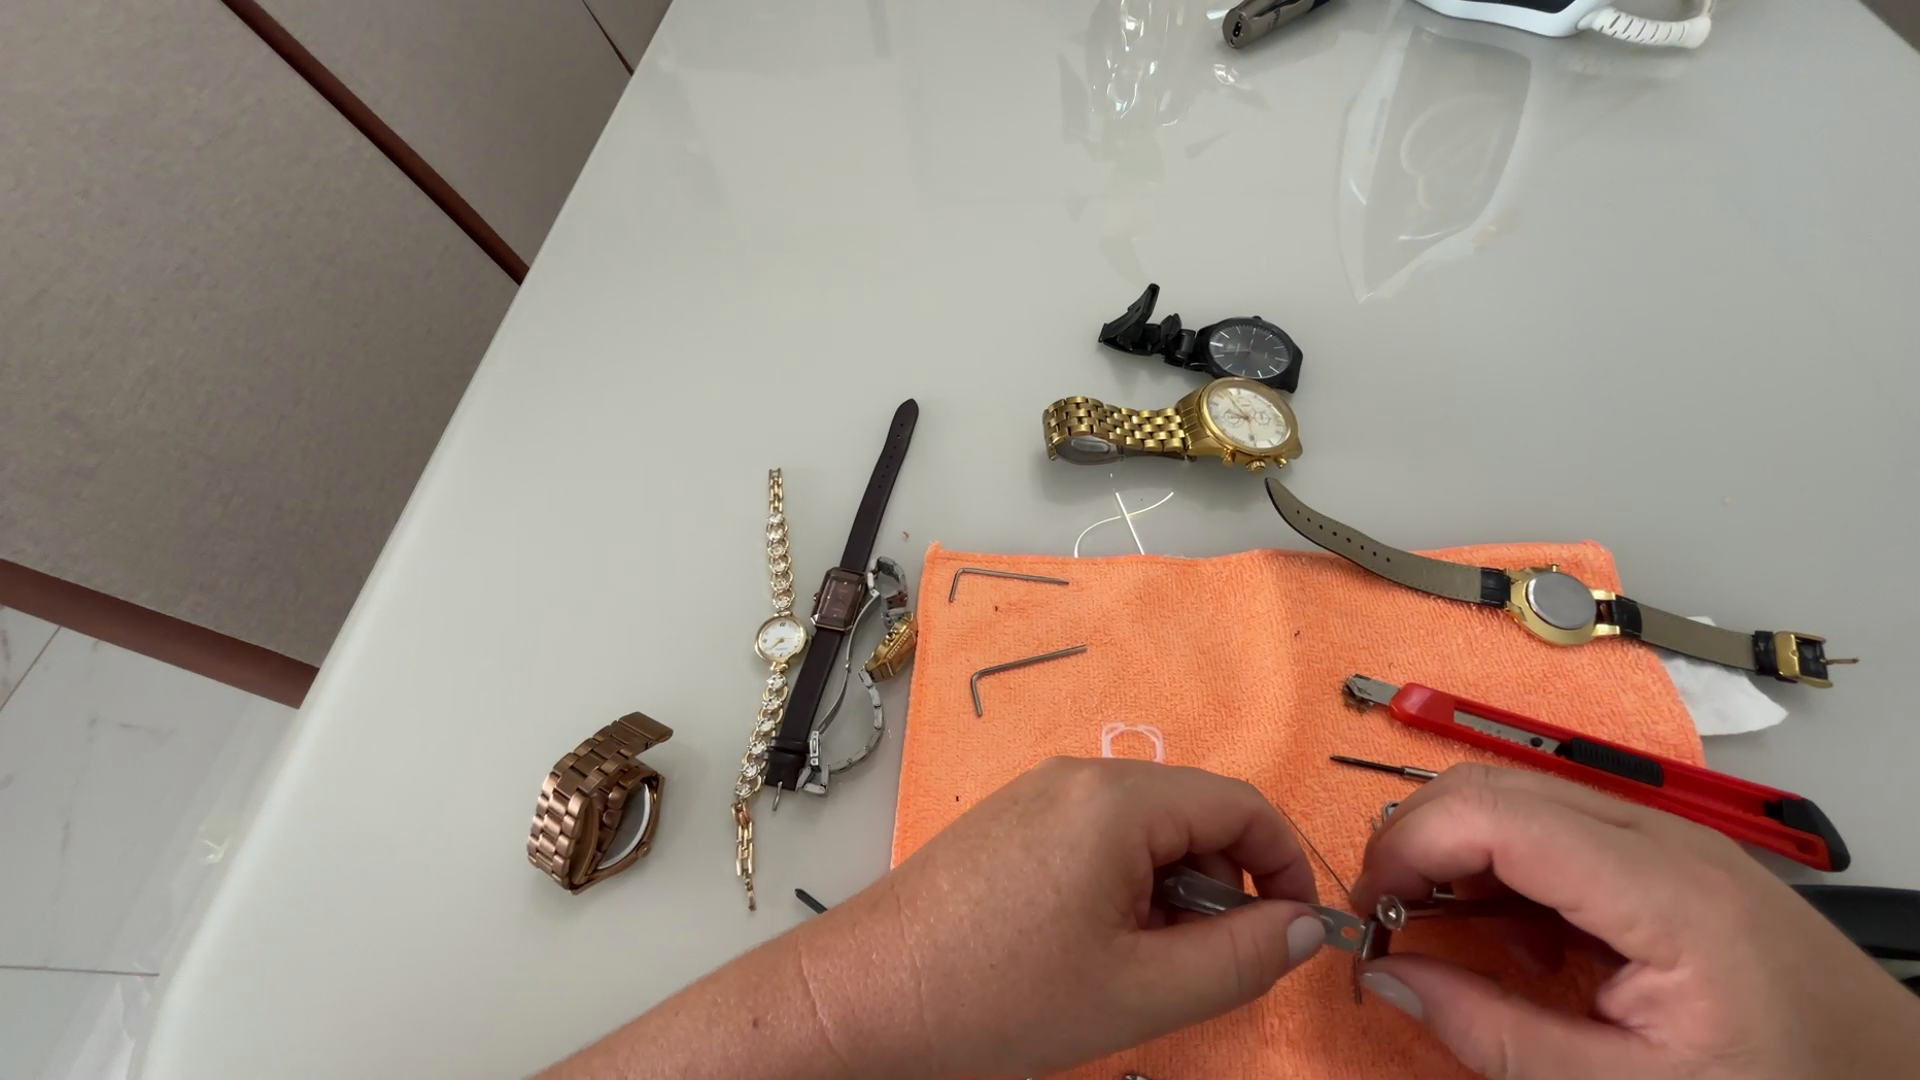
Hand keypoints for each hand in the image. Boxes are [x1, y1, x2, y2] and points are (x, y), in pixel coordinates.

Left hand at [801, 757, 1327, 1078]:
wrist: (872, 988)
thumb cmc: (1006, 993)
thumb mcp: (1141, 990)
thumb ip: (1240, 957)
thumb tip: (1302, 925)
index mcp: (1116, 798)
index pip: (1239, 803)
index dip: (1284, 863)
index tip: (1293, 932)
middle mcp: (1077, 774)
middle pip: (1190, 810)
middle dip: (1222, 881)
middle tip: (1202, 959)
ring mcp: (1038, 789)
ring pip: (1142, 825)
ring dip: (1170, 885)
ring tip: (1140, 958)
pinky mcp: (1012, 815)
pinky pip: (1095, 832)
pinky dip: (1122, 878)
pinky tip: (1092, 937)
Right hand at [1353, 764, 1919, 1079]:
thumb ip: (1493, 1035)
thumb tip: (1382, 974)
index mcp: (1660, 889)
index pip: (1487, 813)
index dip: (1407, 847)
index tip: (1374, 911)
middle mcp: (1657, 832)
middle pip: (1485, 785)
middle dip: (1415, 838)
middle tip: (1393, 912)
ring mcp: (1664, 831)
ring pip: (1506, 792)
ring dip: (1451, 845)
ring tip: (1446, 922)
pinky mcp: (1663, 846)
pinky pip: (1545, 820)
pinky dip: (1497, 859)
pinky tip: (1516, 929)